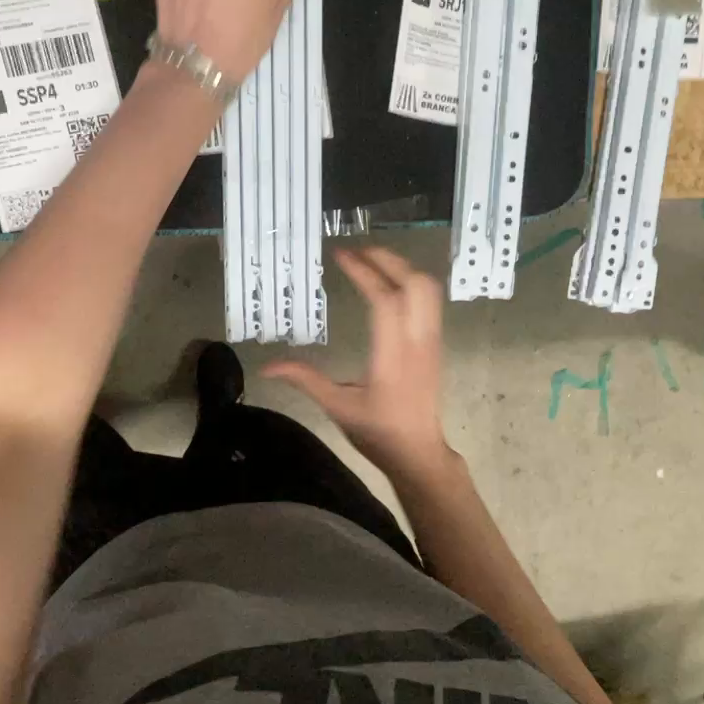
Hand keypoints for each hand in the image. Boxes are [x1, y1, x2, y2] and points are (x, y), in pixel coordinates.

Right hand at [264, 248, 453, 478]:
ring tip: (374, 261)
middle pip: (414, 283)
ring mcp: (432, 341)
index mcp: (392, 356)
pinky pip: (430, 301)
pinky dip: (412, 282)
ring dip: (402, 268)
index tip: (342, 255)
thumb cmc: (377, 432)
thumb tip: (266, 368)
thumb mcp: (337, 407)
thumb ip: (304, 380)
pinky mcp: (437, 345)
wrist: (419, 452)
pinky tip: (391, 283)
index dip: (364, 272)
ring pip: (428, 289)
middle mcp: (418, 341)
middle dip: (388, 259)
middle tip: (359, 251)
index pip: (384, 300)